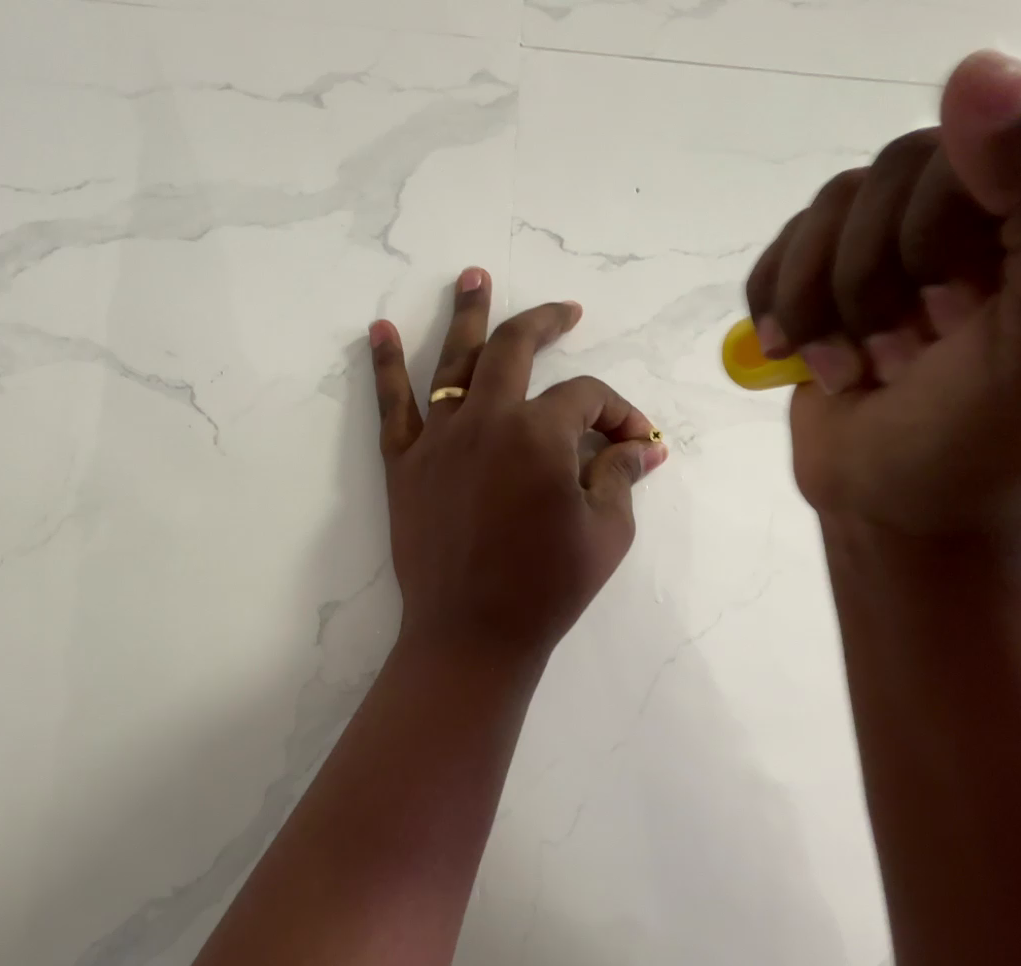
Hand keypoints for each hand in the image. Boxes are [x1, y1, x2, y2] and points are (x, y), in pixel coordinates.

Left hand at [369, 268, 666, 665]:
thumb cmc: (547, 588)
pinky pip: (392, 406)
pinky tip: (379, 329)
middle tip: (565, 310)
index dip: (618, 413)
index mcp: (540, 434)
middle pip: (516, 349)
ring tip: (473, 277)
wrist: (471, 633)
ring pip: (452, 360)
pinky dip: (384, 365)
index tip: (636, 443)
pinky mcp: (404, 465)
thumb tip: (641, 446)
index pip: (587, 398)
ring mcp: (439, 440)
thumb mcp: (606, 532)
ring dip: (466, 314)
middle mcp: (486, 421)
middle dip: (545, 322)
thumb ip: (621, 476)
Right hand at [747, 50, 1020, 537]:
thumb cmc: (998, 445)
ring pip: (836, 202)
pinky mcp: (846, 271)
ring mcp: (921, 235)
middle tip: (912, 356)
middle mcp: (1020, 199)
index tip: (966, 314)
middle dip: (886, 277)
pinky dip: (781, 305)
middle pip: (911, 161)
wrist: (902, 516)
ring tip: (859, 371)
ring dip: (827, 304)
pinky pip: (788, 241)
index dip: (964, 218)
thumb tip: (975, 72)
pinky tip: (803, 355)